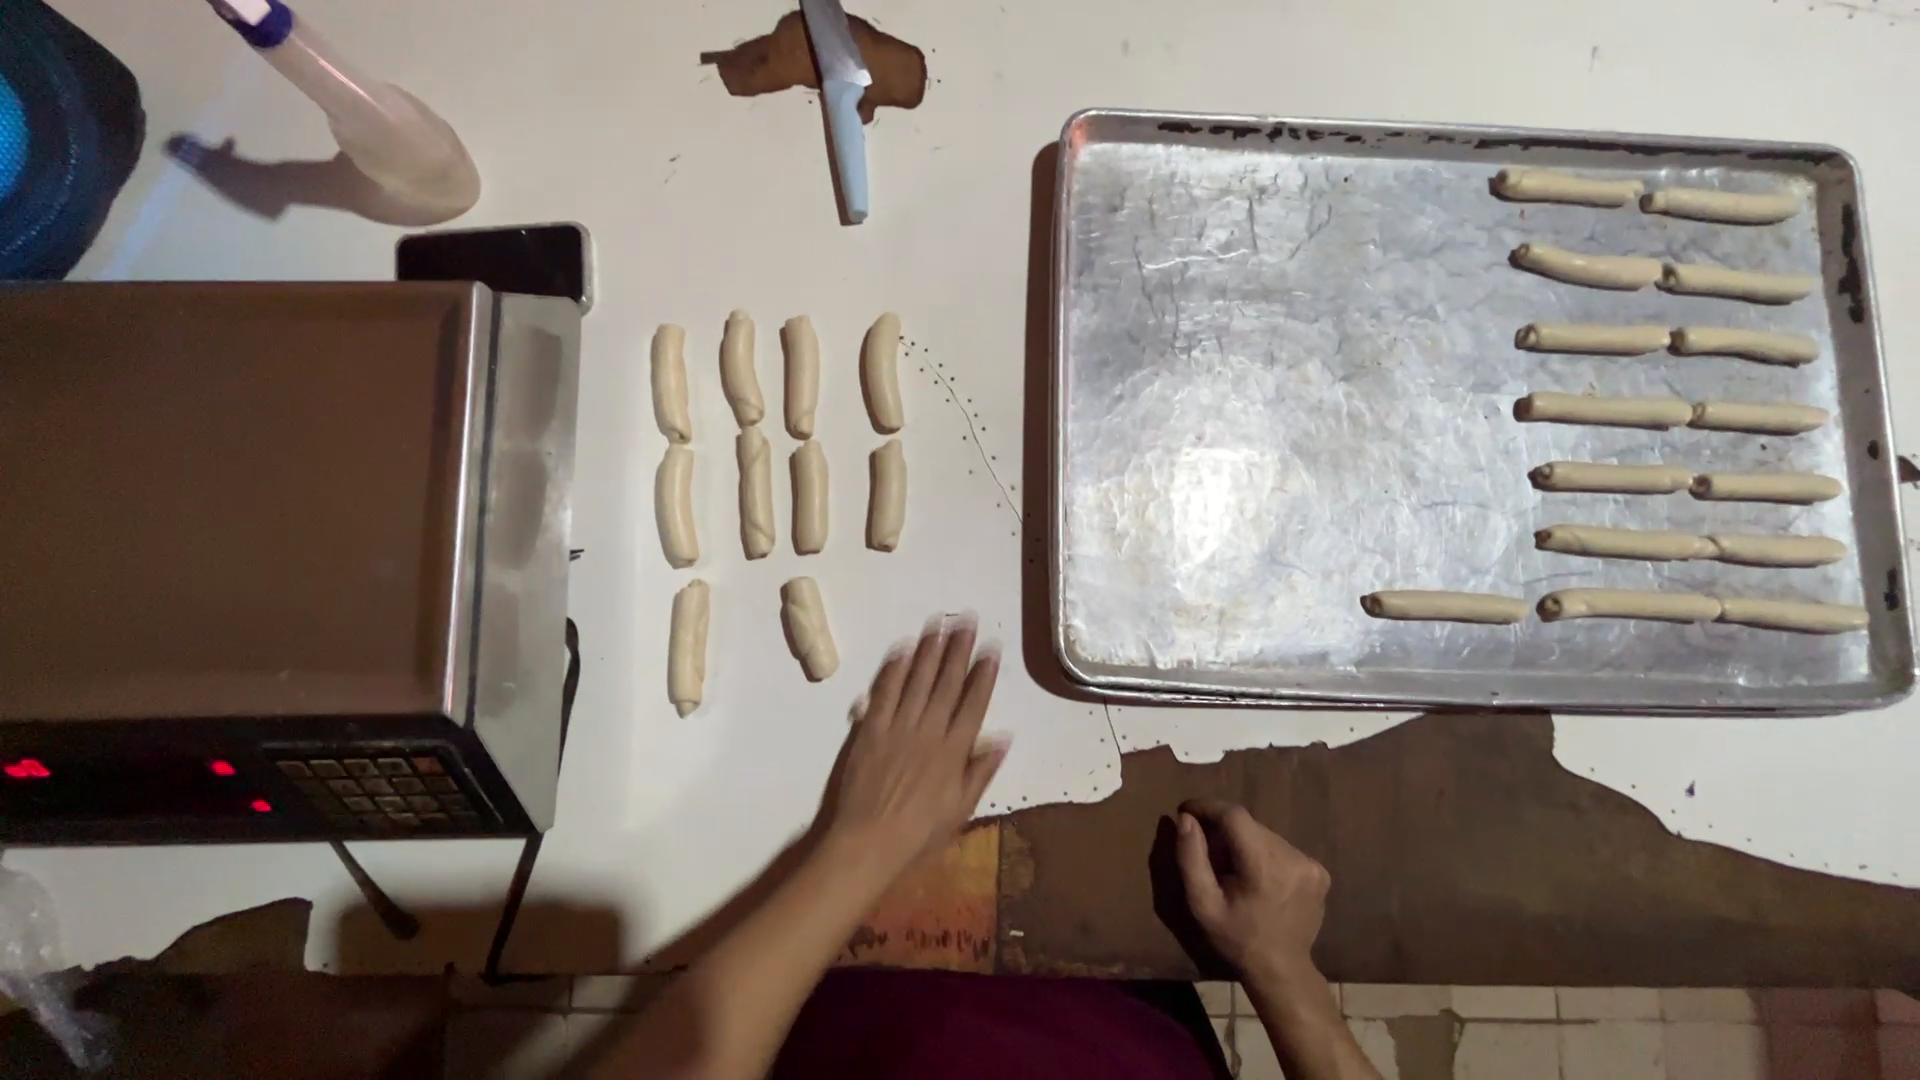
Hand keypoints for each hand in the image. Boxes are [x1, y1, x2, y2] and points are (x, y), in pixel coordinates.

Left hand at [815, 616, 1007, 884]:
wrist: (868, 843)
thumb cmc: (919, 833)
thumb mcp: (961, 810)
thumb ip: (981, 771)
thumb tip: (1003, 737)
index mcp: (954, 752)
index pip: (973, 703)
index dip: (983, 674)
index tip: (991, 649)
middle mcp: (929, 731)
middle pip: (946, 683)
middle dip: (959, 649)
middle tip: (967, 620)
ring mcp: (898, 727)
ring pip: (917, 680)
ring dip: (929, 650)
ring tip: (939, 624)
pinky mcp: (871, 729)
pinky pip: (884, 693)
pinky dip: (894, 670)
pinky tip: (903, 649)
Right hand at [1175, 799, 1330, 987]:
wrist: (1282, 971)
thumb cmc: (1236, 938)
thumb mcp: (1202, 903)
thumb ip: (1191, 858)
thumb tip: (1186, 818)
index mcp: (1265, 867)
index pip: (1234, 815)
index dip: (1208, 807)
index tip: (1186, 810)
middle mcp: (1293, 858)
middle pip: (1249, 824)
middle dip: (1223, 829)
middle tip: (1205, 848)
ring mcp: (1311, 864)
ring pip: (1264, 834)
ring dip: (1243, 841)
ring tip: (1231, 867)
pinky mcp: (1319, 871)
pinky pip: (1281, 847)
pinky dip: (1263, 852)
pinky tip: (1257, 876)